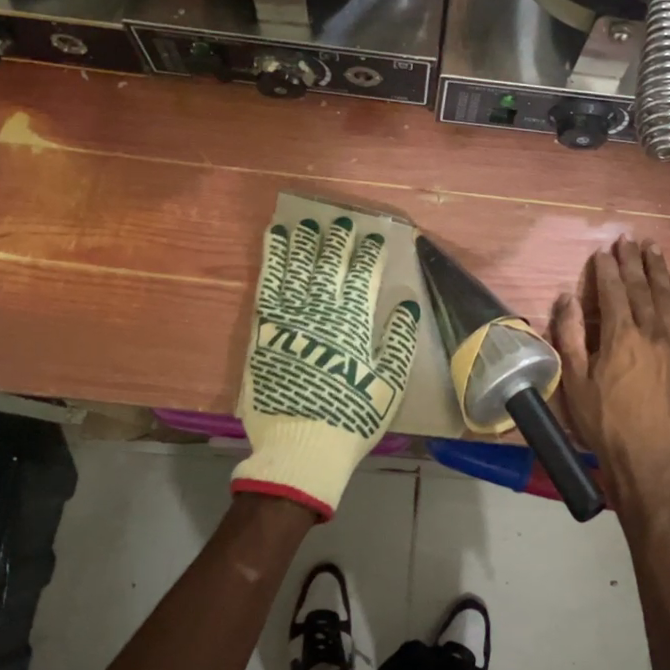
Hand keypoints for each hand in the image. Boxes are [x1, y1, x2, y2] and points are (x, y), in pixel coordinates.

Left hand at [231, 216, 420, 519]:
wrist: (300, 448)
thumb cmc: (349, 419)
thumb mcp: (388, 385)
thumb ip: (398, 342)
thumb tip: (406, 304)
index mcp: (354, 325)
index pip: (363, 277)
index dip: (369, 254)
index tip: (374, 236)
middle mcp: (321, 314)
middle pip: (329, 266)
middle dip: (337, 240)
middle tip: (340, 220)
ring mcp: (288, 319)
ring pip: (297, 269)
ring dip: (302, 243)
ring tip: (305, 223)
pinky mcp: (263, 331)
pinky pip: (267, 286)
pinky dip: (272, 261)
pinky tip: (274, 243)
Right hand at [550, 237, 669, 508]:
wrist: (648, 459)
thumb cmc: (604, 423)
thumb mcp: (574, 382)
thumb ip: (569, 337)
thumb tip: (566, 298)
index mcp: (620, 336)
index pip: (613, 291)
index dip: (607, 269)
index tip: (603, 252)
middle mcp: (650, 333)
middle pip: (642, 287)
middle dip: (634, 261)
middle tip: (629, 239)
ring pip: (667, 297)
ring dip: (659, 271)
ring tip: (654, 250)